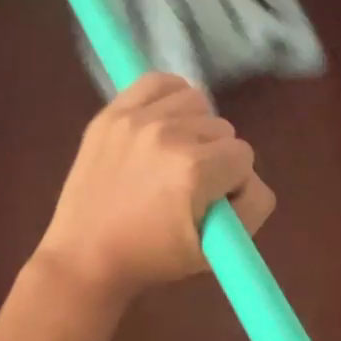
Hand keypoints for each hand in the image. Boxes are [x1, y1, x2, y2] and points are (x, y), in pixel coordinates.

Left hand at [34, 72, 276, 301]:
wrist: (86, 256)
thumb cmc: (153, 258)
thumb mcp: (217, 249)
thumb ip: (254, 205)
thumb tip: (248, 175)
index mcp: (194, 169)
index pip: (244, 156)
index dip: (232, 183)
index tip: (209, 203)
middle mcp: (168, 135)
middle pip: (222, 128)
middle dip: (214, 157)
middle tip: (187, 186)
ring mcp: (136, 120)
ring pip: (196, 101)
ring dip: (194, 127)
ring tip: (174, 157)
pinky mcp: (112, 114)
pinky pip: (158, 81)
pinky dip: (169, 96)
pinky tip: (165, 122)